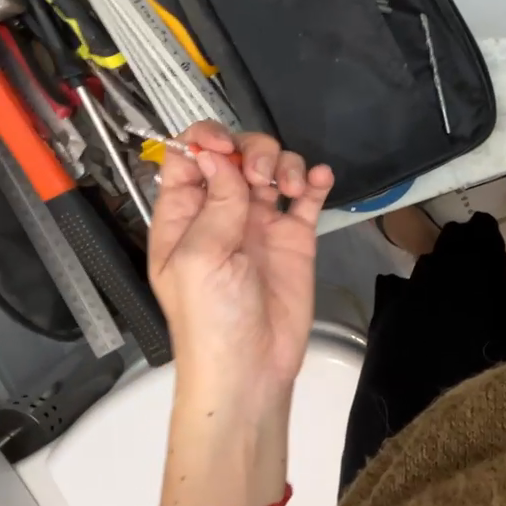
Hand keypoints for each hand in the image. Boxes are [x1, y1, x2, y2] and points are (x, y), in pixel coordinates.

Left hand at [147, 121, 334, 404]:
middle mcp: (223, 212)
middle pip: (238, 156)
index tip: (227, 148)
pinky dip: (315, 181)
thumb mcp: (199, 258)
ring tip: (293, 190)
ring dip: (287, 165)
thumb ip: (214, 204)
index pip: (190, 160)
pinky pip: (307, 198)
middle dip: (254, 151)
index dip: (206, 142)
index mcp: (185, 216)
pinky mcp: (296, 236)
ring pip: (275, 169)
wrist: (252, 364)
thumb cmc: (210, 318)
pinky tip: (321, 180)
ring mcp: (262, 223)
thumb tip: (217, 156)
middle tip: (264, 177)